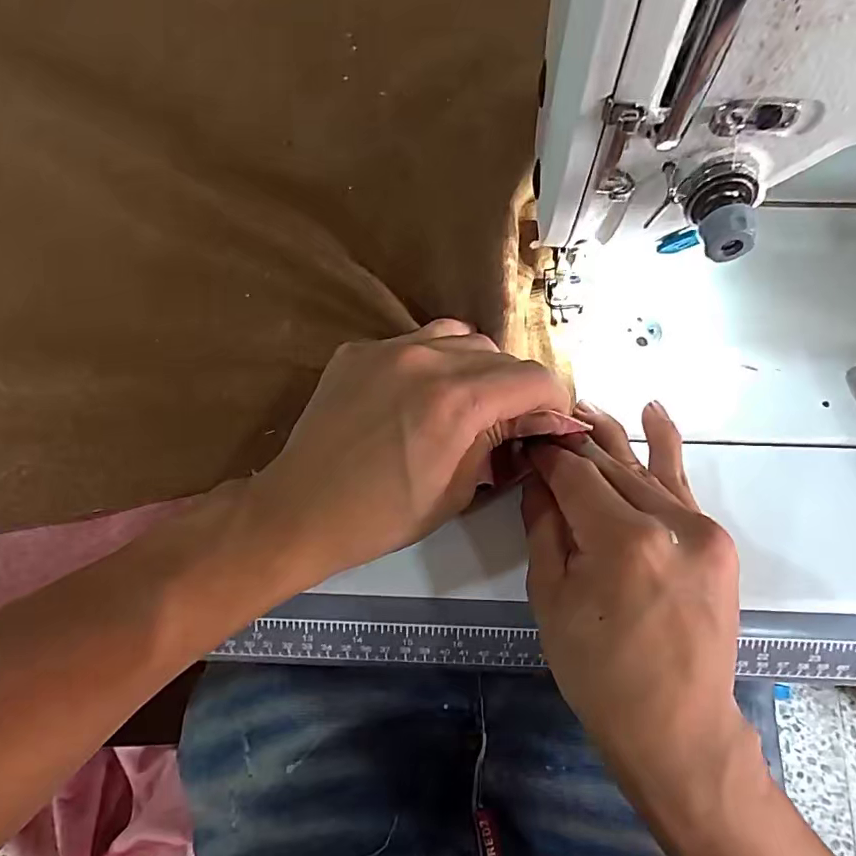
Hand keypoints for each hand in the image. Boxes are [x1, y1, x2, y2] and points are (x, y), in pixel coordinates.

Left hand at [250, 319, 575, 581]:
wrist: (301, 510)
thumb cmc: (382, 517)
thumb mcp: (458, 489)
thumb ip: (502, 442)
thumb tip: (539, 420)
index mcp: (456, 402)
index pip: (534, 378)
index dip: (554, 401)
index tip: (551, 422)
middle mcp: (426, 361)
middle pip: (500, 355)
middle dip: (516, 388)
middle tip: (507, 423)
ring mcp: (388, 350)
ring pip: (460, 338)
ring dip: (476, 367)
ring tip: (465, 403)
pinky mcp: (359, 352)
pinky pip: (415, 342)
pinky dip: (434, 363)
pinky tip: (420, 396)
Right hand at [521, 402, 747, 795]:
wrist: (675, 725)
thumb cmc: (598, 673)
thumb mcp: (551, 600)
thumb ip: (545, 529)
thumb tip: (537, 481)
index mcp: (621, 540)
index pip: (575, 476)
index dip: (546, 457)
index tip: (525, 442)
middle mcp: (668, 523)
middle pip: (611, 468)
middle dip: (574, 448)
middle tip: (544, 426)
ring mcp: (701, 529)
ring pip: (646, 471)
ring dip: (614, 439)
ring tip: (587, 407)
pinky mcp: (716, 542)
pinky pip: (683, 487)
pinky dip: (667, 449)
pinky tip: (654, 413)